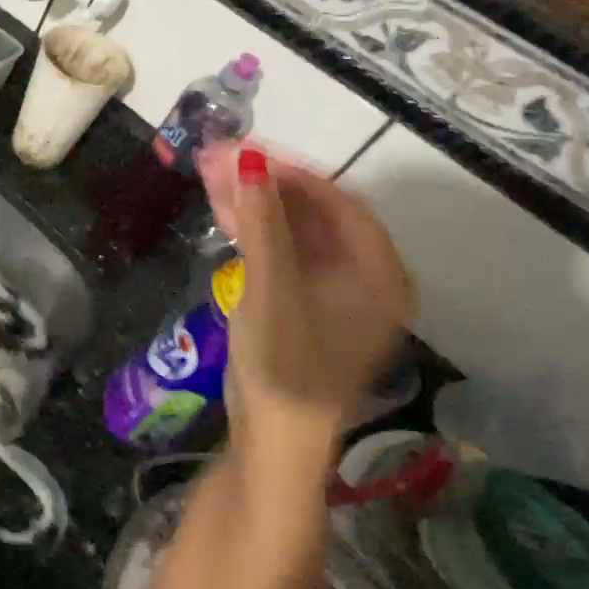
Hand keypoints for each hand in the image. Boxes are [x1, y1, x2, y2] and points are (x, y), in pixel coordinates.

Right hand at [196, 143, 414, 442]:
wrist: (274, 439)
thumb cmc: (285, 363)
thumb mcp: (271, 287)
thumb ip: (262, 221)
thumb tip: (249, 160)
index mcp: (379, 274)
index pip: (339, 202)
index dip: (292, 171)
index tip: (245, 150)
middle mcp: (367, 278)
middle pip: (315, 213)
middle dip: (266, 185)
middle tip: (218, 159)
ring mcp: (336, 293)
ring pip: (296, 231)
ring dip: (255, 204)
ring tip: (208, 176)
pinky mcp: (307, 306)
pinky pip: (285, 254)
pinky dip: (255, 232)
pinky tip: (223, 213)